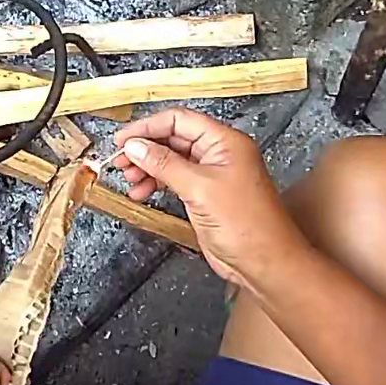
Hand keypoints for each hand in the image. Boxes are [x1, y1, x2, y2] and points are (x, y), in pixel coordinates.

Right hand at [110, 108, 306, 288]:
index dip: (148, 127)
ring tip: (129, 179)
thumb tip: (135, 146)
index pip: (178, 120)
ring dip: (147, 167)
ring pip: (170, 159)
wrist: (266, 264)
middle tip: (120, 160)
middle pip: (172, 138)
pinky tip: (141, 192)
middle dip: (144, 148)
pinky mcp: (205, 193)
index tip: (123, 139)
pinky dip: (155, 182)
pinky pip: (174, 178)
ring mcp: (211, 173)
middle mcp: (218, 153)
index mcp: (224, 141)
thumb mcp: (199, 188)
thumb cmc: (246, 225)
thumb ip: (164, 164)